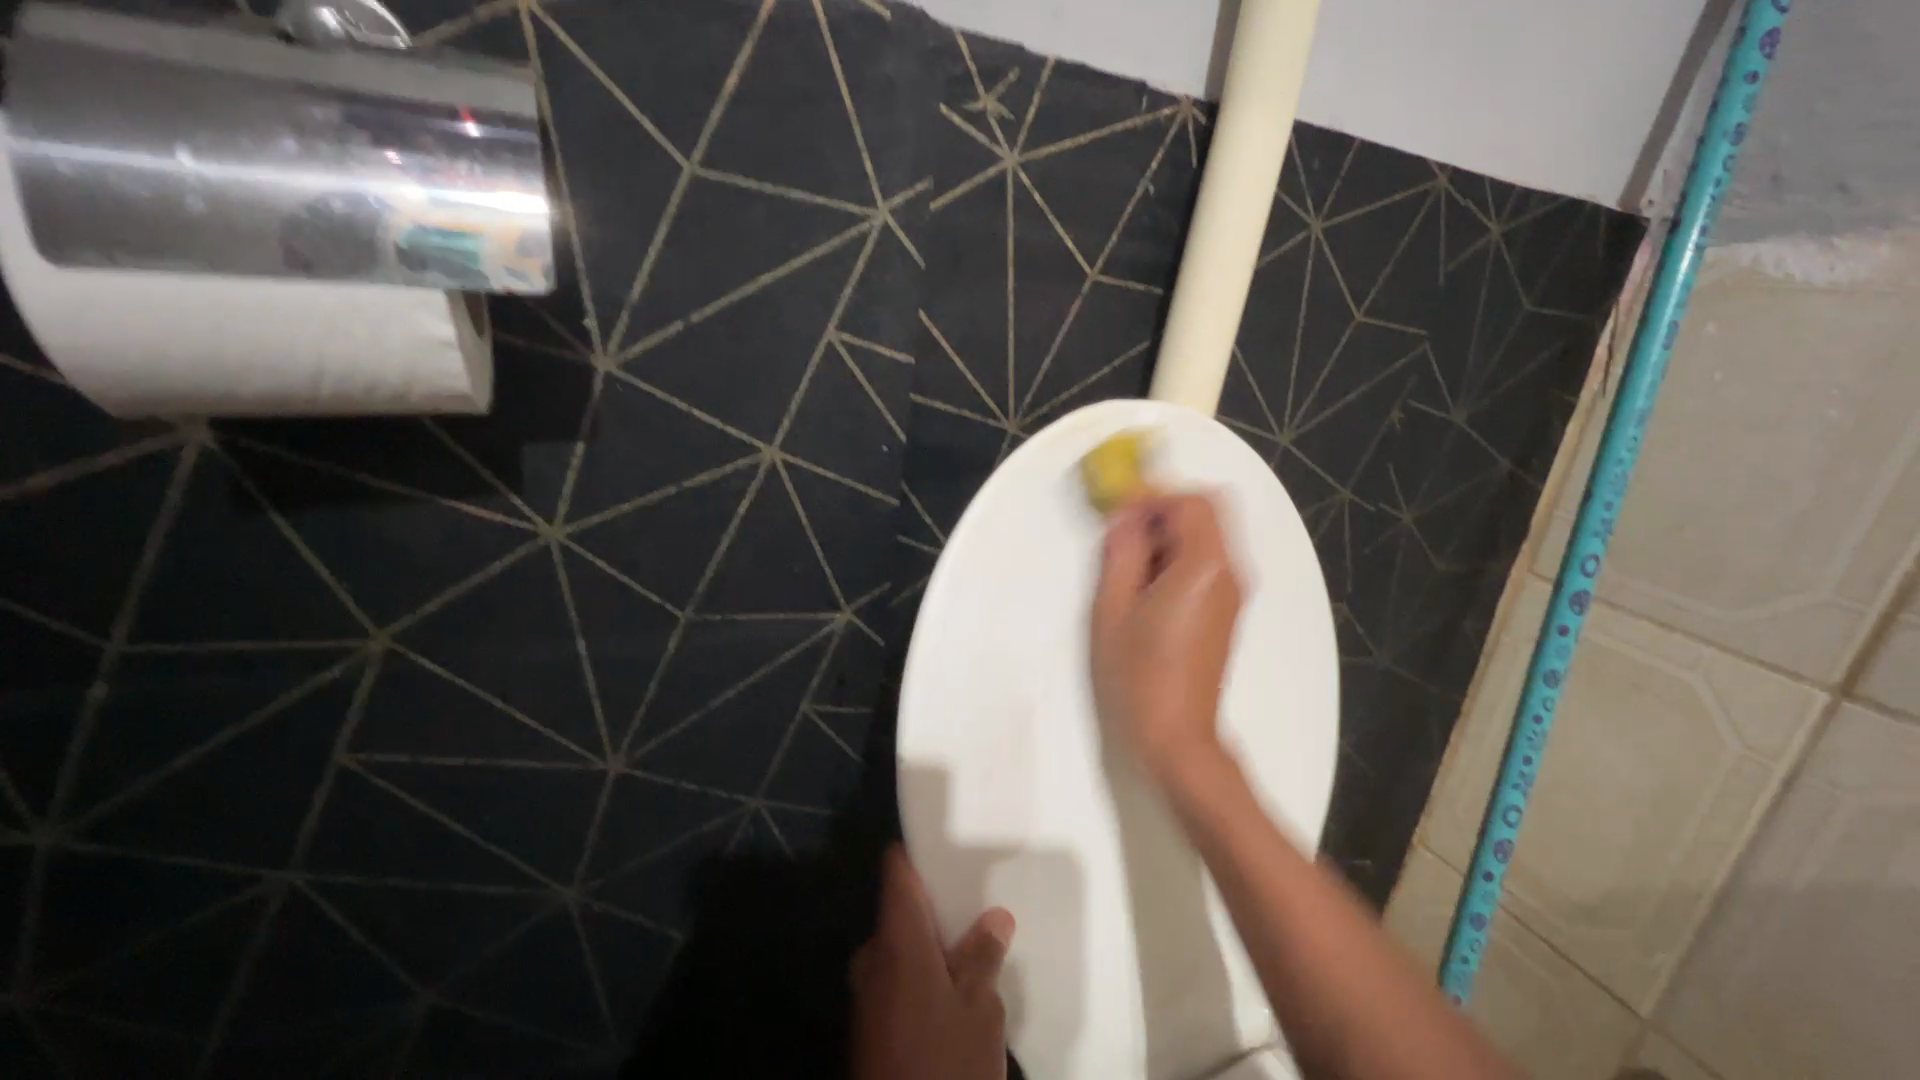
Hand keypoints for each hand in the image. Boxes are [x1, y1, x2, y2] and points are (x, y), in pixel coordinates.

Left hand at [851, 846, 1016, 1079]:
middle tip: (986, 895)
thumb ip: (983, 956)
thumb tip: (992, 917)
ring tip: (985, 938)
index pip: (897, 870)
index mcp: (895, 940)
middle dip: (942, 904)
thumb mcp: (979, 1010)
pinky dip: (928, 972)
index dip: (920, 850)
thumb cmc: (943, 1065)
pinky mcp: (873, 1025)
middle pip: (903, 909)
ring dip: (938, 943)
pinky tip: (963, 984)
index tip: (952, 839)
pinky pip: (900, 978)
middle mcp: (873, 956)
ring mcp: (868, 992)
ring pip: (904, 947)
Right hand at [1091, 492, 1244, 780]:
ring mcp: (1232, 595)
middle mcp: (1230, 573)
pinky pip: (1206, 565)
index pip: (1193, 502)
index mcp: (1206, 566)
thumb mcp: (1113, 609)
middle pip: (1208, 514)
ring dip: (1168, 536)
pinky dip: (1177, 559)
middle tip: (1121, 532)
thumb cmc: (1138, 676)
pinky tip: (1144, 588)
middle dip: (1163, 511)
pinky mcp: (1225, 614)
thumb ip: (1121, 553)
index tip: (1117, 508)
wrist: (1176, 739)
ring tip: (1126, 563)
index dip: (1154, 495)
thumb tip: (1125, 520)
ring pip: (1207, 538)